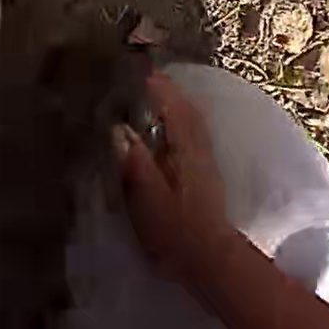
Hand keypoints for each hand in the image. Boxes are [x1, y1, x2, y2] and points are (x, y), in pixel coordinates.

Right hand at [112, 70, 236, 281]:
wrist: (210, 260)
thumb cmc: (176, 231)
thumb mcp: (149, 200)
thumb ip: (135, 164)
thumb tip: (118, 130)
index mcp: (183, 148)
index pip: (171, 105)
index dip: (155, 85)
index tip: (137, 68)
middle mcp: (197, 145)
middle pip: (184, 106)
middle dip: (165, 87)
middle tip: (143, 73)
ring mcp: (204, 156)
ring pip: (191, 117)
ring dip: (174, 99)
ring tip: (154, 90)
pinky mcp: (205, 169)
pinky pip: (193, 129)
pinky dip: (181, 115)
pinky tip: (169, 121)